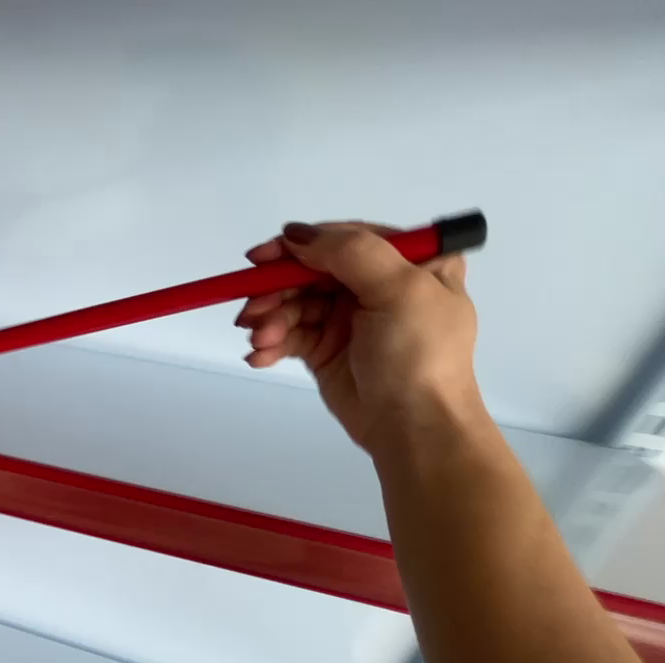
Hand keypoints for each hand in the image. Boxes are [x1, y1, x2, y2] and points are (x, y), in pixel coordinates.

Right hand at [235, 221, 482, 453]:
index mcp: (410, 262)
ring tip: (260, 344)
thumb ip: (351, 254)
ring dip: (269, 323)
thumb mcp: (397, 290)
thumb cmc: (417, 353)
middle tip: (250, 314)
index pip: (345, 240)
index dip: (299, 246)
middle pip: (309, 274)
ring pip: (292, 306)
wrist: (410, 424)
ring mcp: (348, 318)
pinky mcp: (324, 348)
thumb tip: (296, 233)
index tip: (258, 260)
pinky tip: (260, 357)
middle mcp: (377, 285)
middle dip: (275, 293)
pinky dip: (269, 345)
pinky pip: (287, 336)